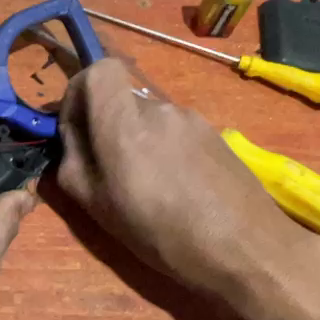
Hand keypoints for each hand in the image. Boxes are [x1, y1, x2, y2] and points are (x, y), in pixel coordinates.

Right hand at [55, 58, 319, 314]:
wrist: (247, 250)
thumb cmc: (163, 234)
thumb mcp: (97, 206)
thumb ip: (72, 160)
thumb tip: (71, 134)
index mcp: (124, 122)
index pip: (98, 69)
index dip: (80, 92)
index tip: (78, 129)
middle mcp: (158, 109)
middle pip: (121, 101)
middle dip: (109, 128)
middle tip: (113, 176)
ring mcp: (192, 119)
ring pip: (149, 120)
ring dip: (139, 144)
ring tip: (150, 191)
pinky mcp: (215, 134)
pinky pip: (176, 133)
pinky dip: (166, 153)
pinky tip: (179, 191)